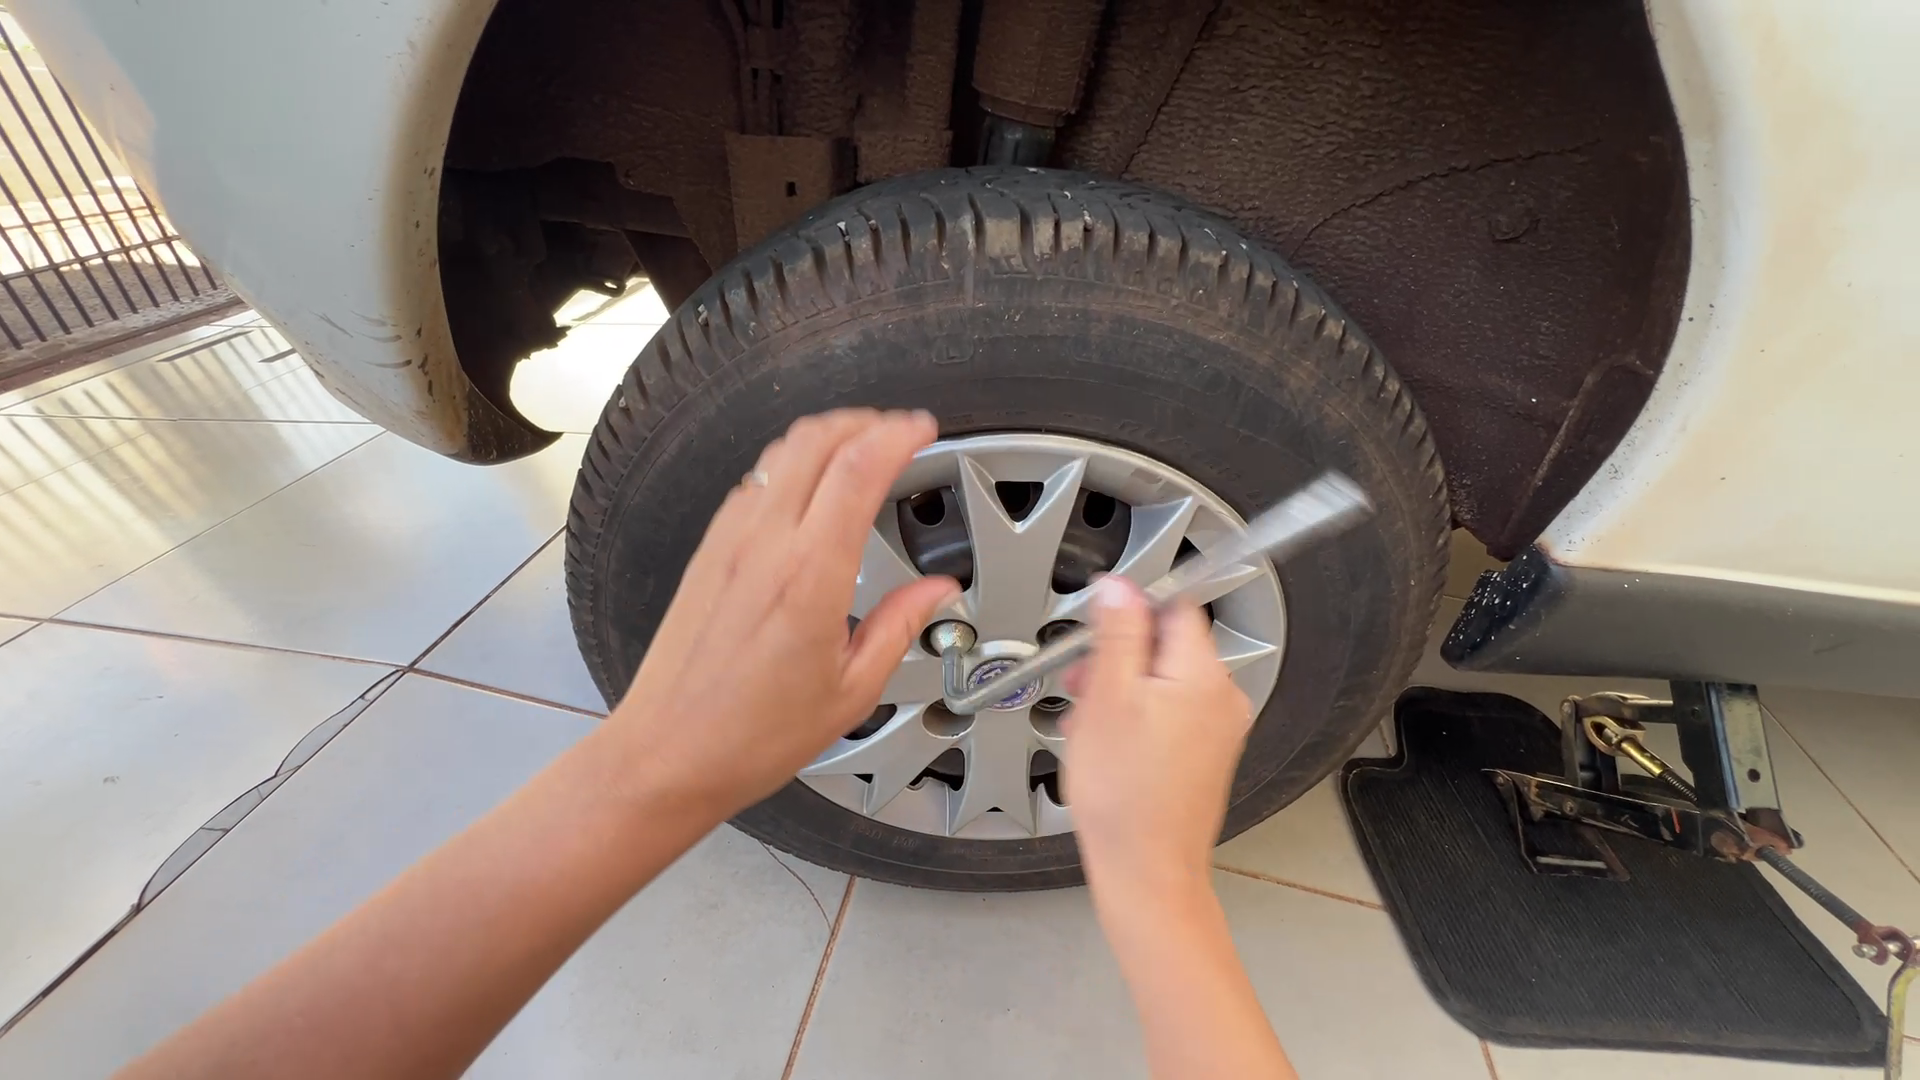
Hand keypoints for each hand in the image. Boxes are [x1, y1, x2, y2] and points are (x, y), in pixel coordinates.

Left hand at [602, 409, 959, 820]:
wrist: (666, 752)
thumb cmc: (749, 733)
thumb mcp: (851, 690)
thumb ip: (901, 625)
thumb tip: (938, 592)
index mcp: (809, 576)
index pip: (858, 470)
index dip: (897, 435)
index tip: (922, 429)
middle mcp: (764, 544)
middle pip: (817, 439)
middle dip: (865, 421)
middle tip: (897, 431)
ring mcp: (729, 540)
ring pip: (781, 451)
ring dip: (828, 436)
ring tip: (860, 449)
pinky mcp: (709, 549)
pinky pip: (755, 479)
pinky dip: (792, 462)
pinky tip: (809, 486)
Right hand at [1063, 577, 1253, 894]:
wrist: (1145, 869)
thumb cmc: (1125, 795)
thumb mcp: (1107, 697)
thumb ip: (1116, 633)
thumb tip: (1119, 588)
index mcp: (1203, 676)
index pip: (1175, 607)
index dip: (1131, 610)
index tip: (1098, 629)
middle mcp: (1221, 699)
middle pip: (1166, 645)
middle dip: (1119, 656)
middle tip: (1084, 684)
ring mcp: (1217, 729)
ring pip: (1161, 680)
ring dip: (1121, 687)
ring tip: (1090, 721)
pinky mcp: (1204, 753)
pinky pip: (1168, 712)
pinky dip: (1136, 715)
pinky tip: (1107, 741)